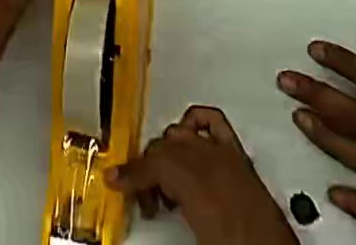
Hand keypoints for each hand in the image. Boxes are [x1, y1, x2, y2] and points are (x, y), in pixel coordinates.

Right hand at [106, 106, 298, 244]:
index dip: (130, 174)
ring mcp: (225, 155)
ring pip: (183, 133)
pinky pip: (215, 123)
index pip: (152, 164)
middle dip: (147, 169)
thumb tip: (146, 206)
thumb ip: (166, 224)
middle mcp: (209, 161)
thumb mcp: (192, 241)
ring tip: (166, 181)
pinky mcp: (240, 157)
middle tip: (145, 198)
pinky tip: (190, 136)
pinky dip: (197, 122)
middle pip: (163, 147)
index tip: (115, 181)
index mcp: (194, 182)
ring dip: (169, 151)